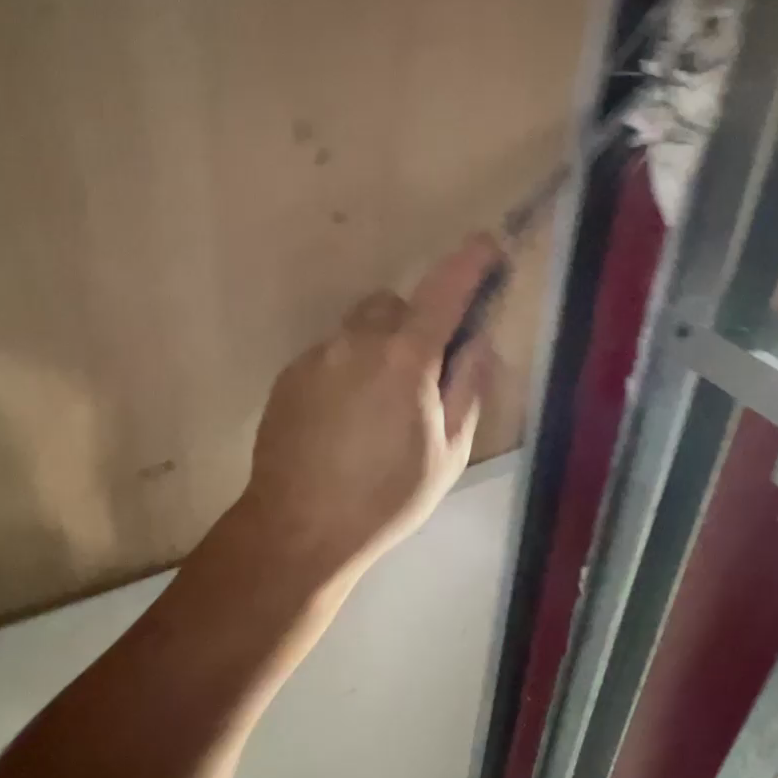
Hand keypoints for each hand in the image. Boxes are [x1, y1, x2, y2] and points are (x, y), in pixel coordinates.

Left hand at [241, 236, 502, 575]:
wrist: (298, 529)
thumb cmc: (387, 498)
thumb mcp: (450, 453)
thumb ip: (468, 389)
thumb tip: (478, 344)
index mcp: (405, 358)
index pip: (445, 290)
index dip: (471, 262)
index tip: (489, 248)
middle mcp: (357, 342)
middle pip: (395, 306)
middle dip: (417, 325)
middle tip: (426, 374)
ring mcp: (316, 357)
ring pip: (359, 330)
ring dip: (380, 349)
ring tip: (380, 408)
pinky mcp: (288, 377)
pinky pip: (330, 356)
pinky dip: (348, 371)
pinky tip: (346, 423)